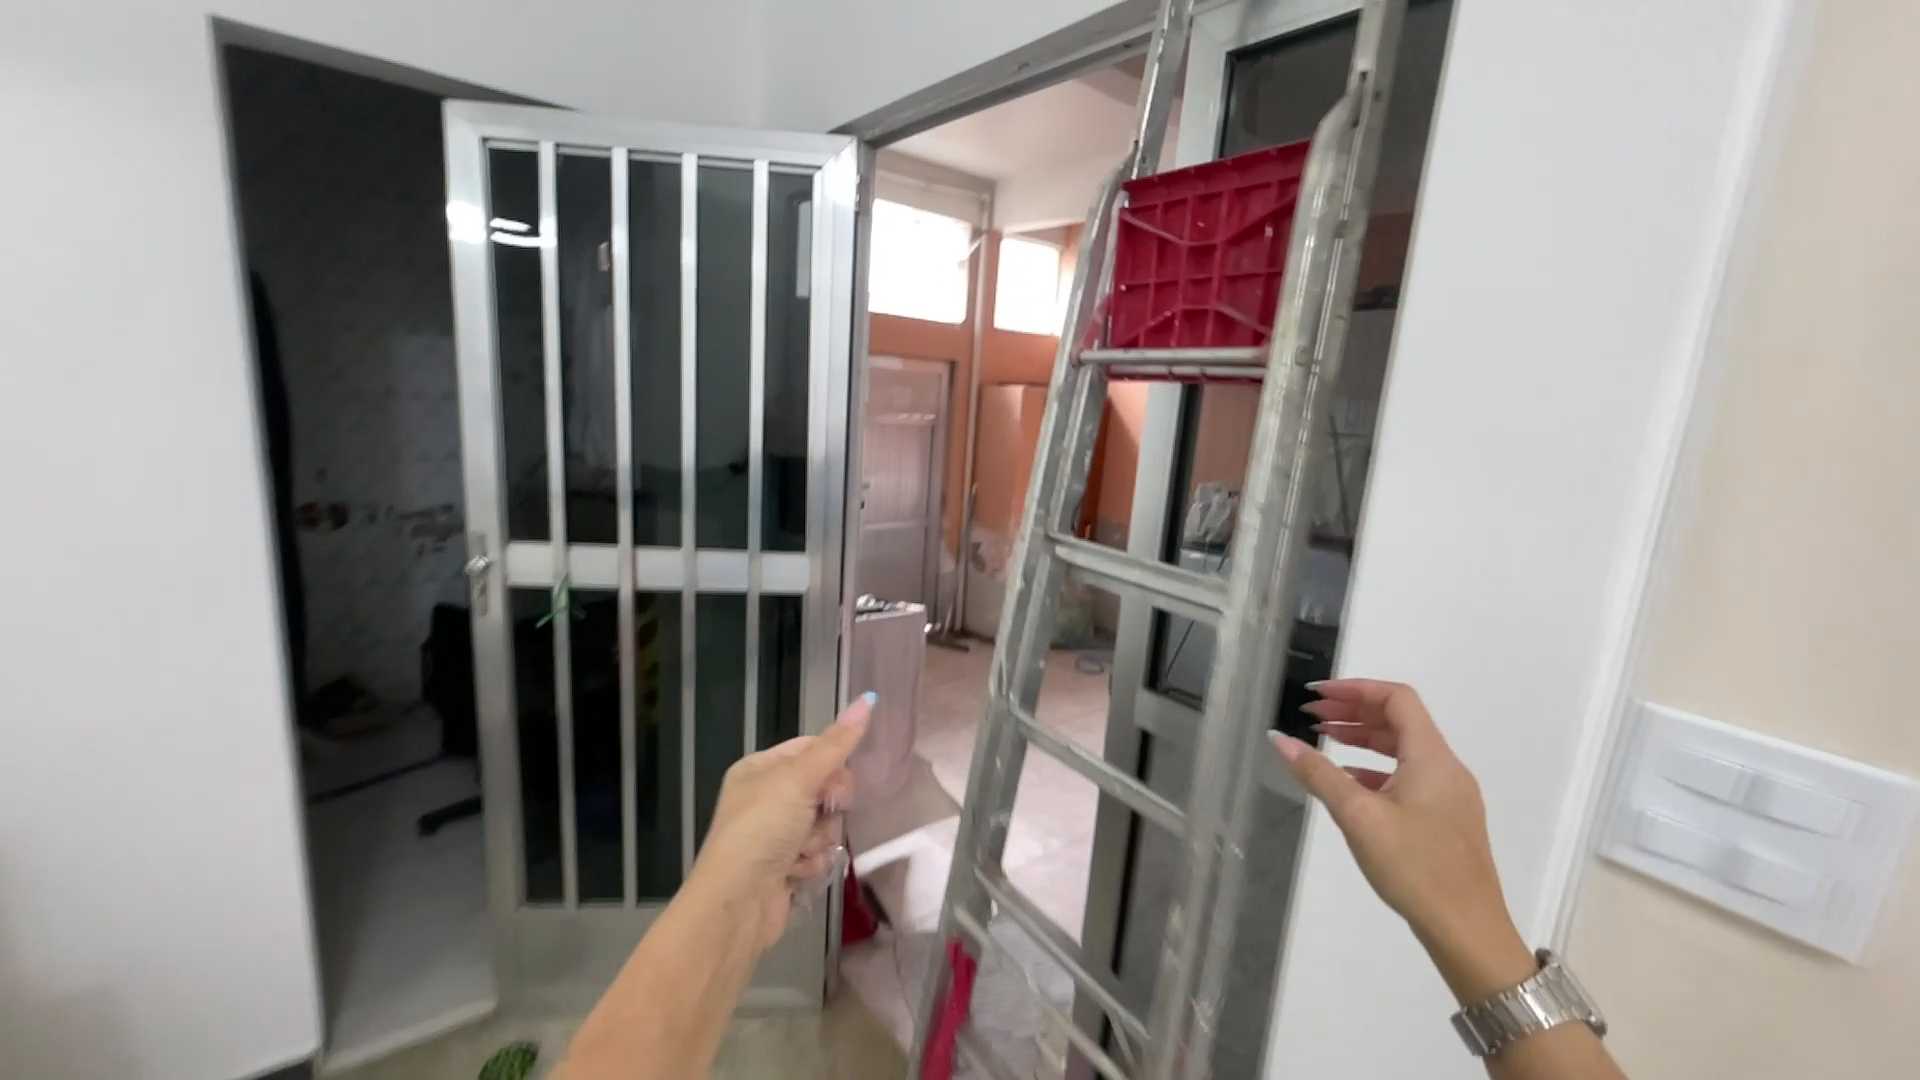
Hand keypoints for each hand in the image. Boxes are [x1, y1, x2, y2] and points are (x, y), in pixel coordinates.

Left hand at [692, 694, 871, 948]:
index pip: (812, 749)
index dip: (832, 764)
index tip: (838, 783)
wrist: (736, 904)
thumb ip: (837, 744)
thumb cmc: (761, 830)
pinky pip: (818, 853)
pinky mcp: (784, 866)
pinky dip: (812, 863)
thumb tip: (868, 698)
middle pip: (824, 788)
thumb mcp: (799, 779)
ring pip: (825, 824)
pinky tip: (796, 873)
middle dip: (827, 807)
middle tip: (820, 814)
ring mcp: (774, 834)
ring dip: (820, 839)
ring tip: (800, 852)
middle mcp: (766, 798)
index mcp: (760, 769)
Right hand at [1272, 679, 1534, 1002]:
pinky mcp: (1446, 819)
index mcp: (1432, 758)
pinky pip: (1408, 775)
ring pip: (1403, 749)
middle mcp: (1446, 768)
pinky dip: (1374, 766)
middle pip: (1400, 721)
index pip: (1397, 699)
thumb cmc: (1414, 867)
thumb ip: (1318, 774)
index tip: (1316, 695)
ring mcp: (1450, 795)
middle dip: (1353, 711)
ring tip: (1324, 739)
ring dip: (1363, 737)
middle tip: (1311, 715)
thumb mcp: (1358, 817)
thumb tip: (1279, 738)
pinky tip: (1348, 780)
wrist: (1468, 931)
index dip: (1355, 689)